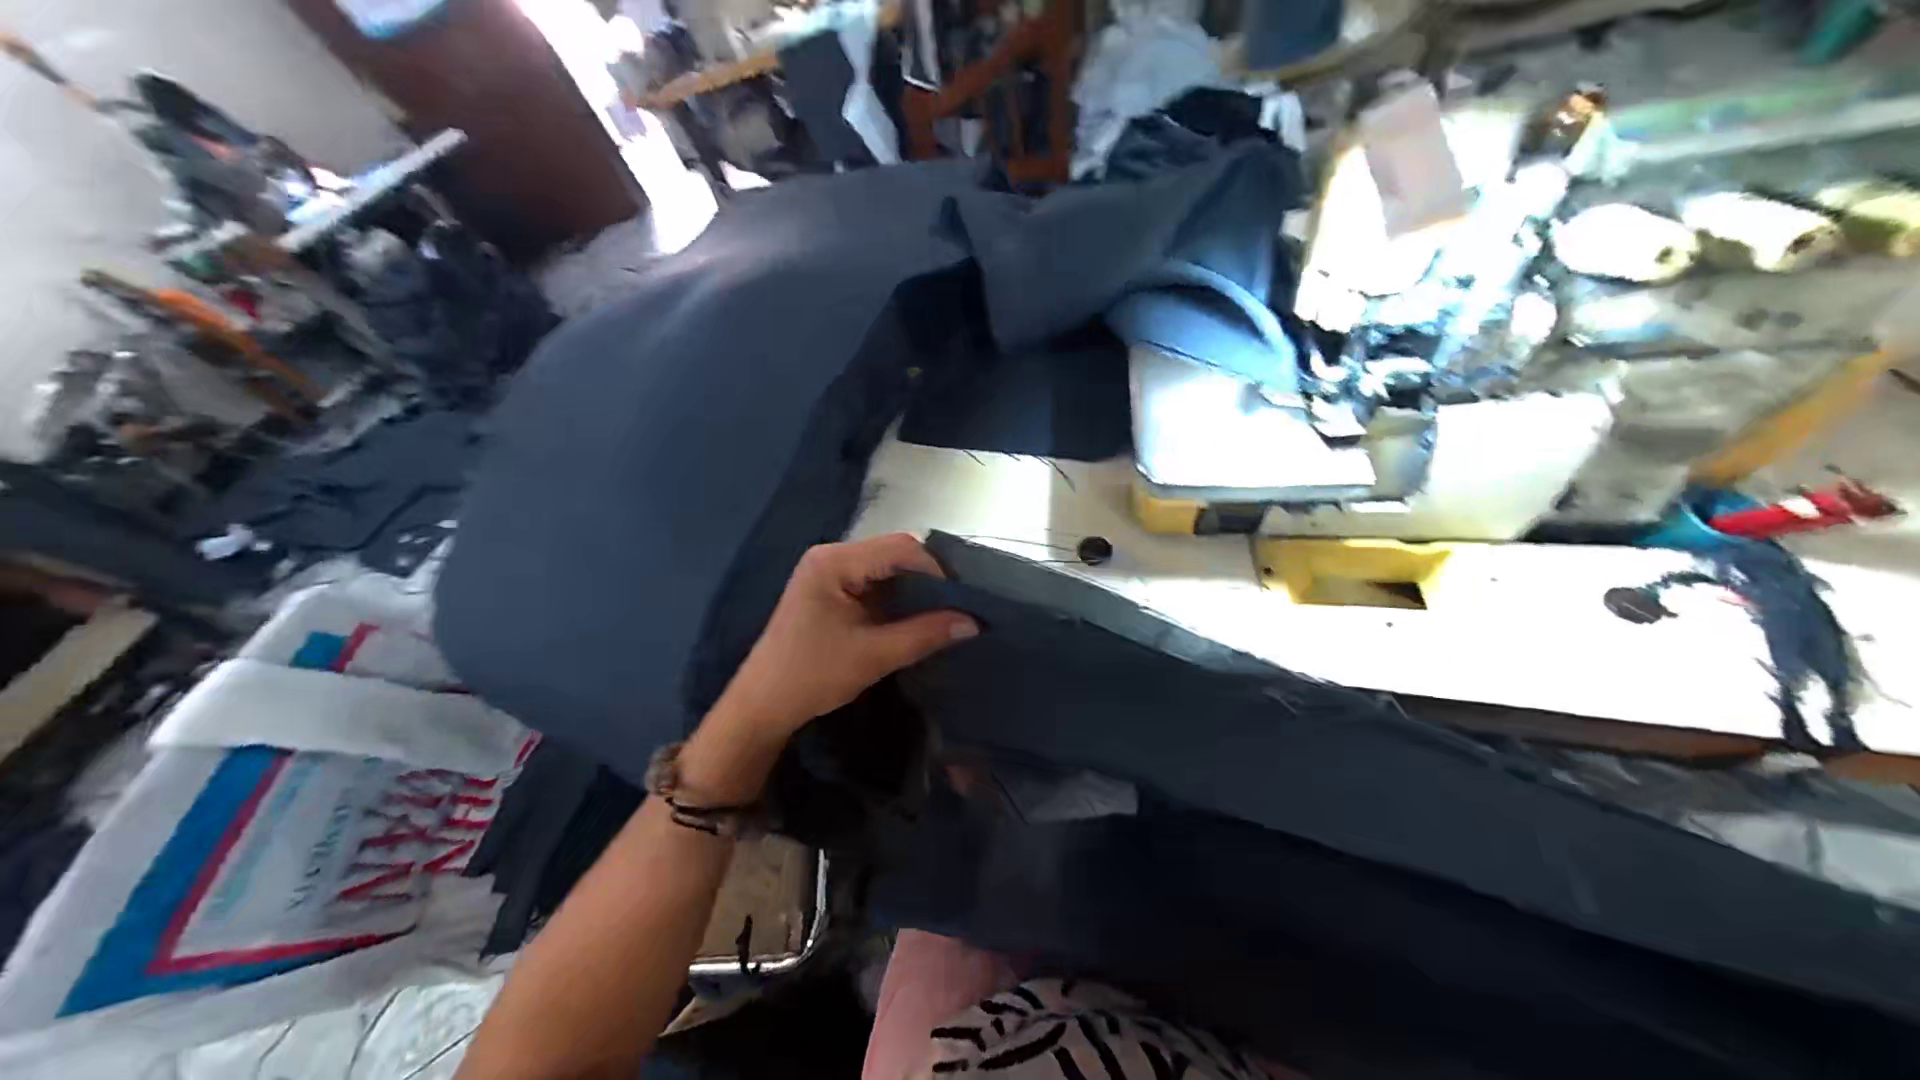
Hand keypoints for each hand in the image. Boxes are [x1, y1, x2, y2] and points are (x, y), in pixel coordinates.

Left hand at [713, 533, 978, 742]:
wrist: (762, 705)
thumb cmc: (812, 676)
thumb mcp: (874, 655)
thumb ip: (925, 634)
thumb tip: (973, 622)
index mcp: (834, 561)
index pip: (901, 548)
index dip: (936, 570)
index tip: (962, 601)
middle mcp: (831, 555)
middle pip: (895, 552)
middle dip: (929, 578)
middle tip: (959, 605)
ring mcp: (829, 571)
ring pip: (888, 568)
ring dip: (916, 588)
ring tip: (946, 611)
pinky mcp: (831, 589)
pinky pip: (875, 582)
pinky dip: (899, 597)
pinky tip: (919, 616)